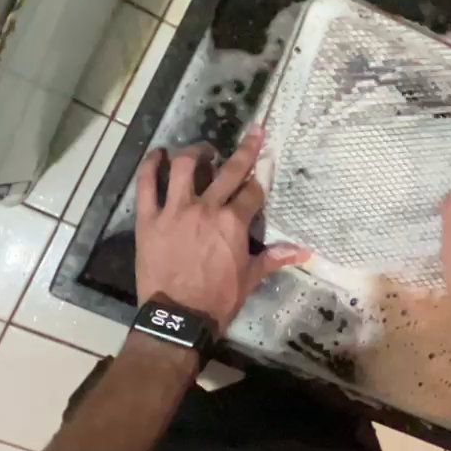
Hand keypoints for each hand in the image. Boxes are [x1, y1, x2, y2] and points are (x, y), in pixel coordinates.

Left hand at [135, 126, 308, 332]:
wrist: (178, 317)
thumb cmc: (218, 299)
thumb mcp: (251, 277)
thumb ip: (275, 257)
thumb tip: (305, 252)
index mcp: (233, 222)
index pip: (252, 191)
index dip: (260, 180)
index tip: (264, 169)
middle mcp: (206, 208)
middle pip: (228, 171)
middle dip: (245, 150)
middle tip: (253, 133)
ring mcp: (175, 210)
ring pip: (183, 167)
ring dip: (195, 153)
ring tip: (202, 151)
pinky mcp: (148, 218)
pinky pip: (146, 184)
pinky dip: (150, 165)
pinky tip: (156, 153)